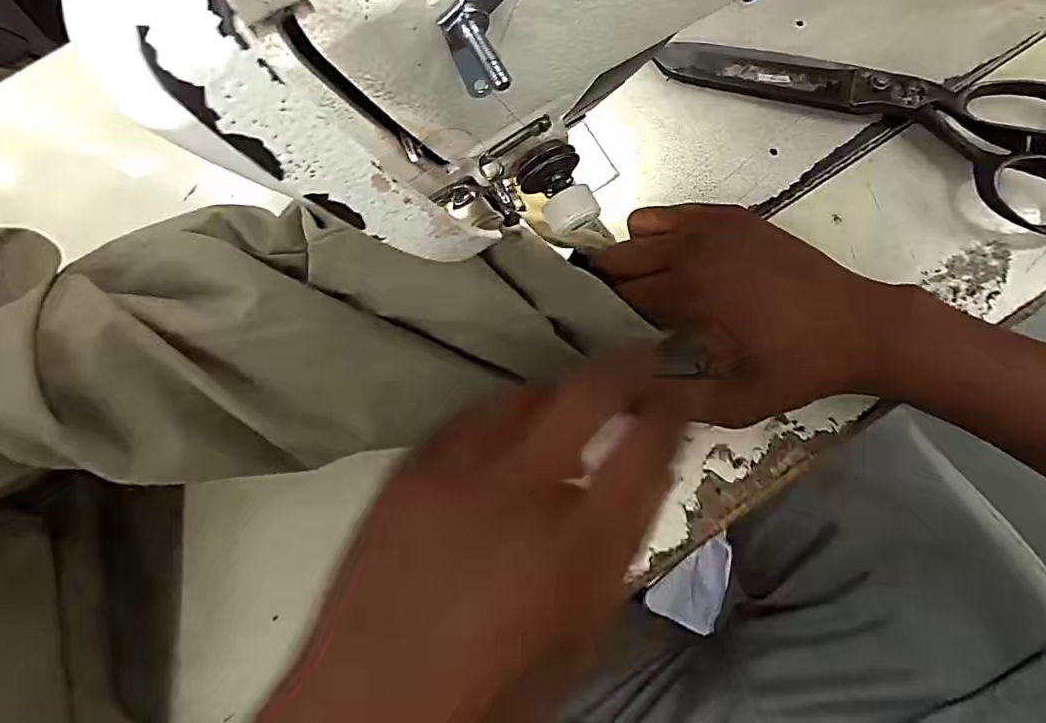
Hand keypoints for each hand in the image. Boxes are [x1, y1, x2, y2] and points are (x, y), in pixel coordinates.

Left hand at [261, 362, 685, 722]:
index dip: (671, 406)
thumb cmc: (493, 683)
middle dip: (628, 367)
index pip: (647, 445)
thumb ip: (621, 547)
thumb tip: (648, 476)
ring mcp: (461, 470)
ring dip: (561, 397)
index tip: (677, 394)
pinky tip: (506, 437)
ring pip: (529, 394)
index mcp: (578, 546)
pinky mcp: (414, 467)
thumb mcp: (582, 630)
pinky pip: (474, 415)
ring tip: (571, 409)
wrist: (368, 707)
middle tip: (643, 357)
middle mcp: (523, 492)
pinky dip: (503, 417)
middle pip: (591, 392)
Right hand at [589, 205, 912, 426]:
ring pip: (642, 227)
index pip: (622, 295)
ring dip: (634, 255)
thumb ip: (678, 400)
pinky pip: (677, 212)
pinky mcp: (736, 216)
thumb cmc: (800, 365)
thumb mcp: (739, 401)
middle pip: (622, 256)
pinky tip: (681, 260)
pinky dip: (665, 231)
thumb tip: (628, 396)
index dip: (607, 316)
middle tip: (618, 314)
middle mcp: (696, 249)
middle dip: (611, 284)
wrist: (858, 325)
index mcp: (692, 291)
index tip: (605, 335)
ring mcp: (716, 226)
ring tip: (650, 286)